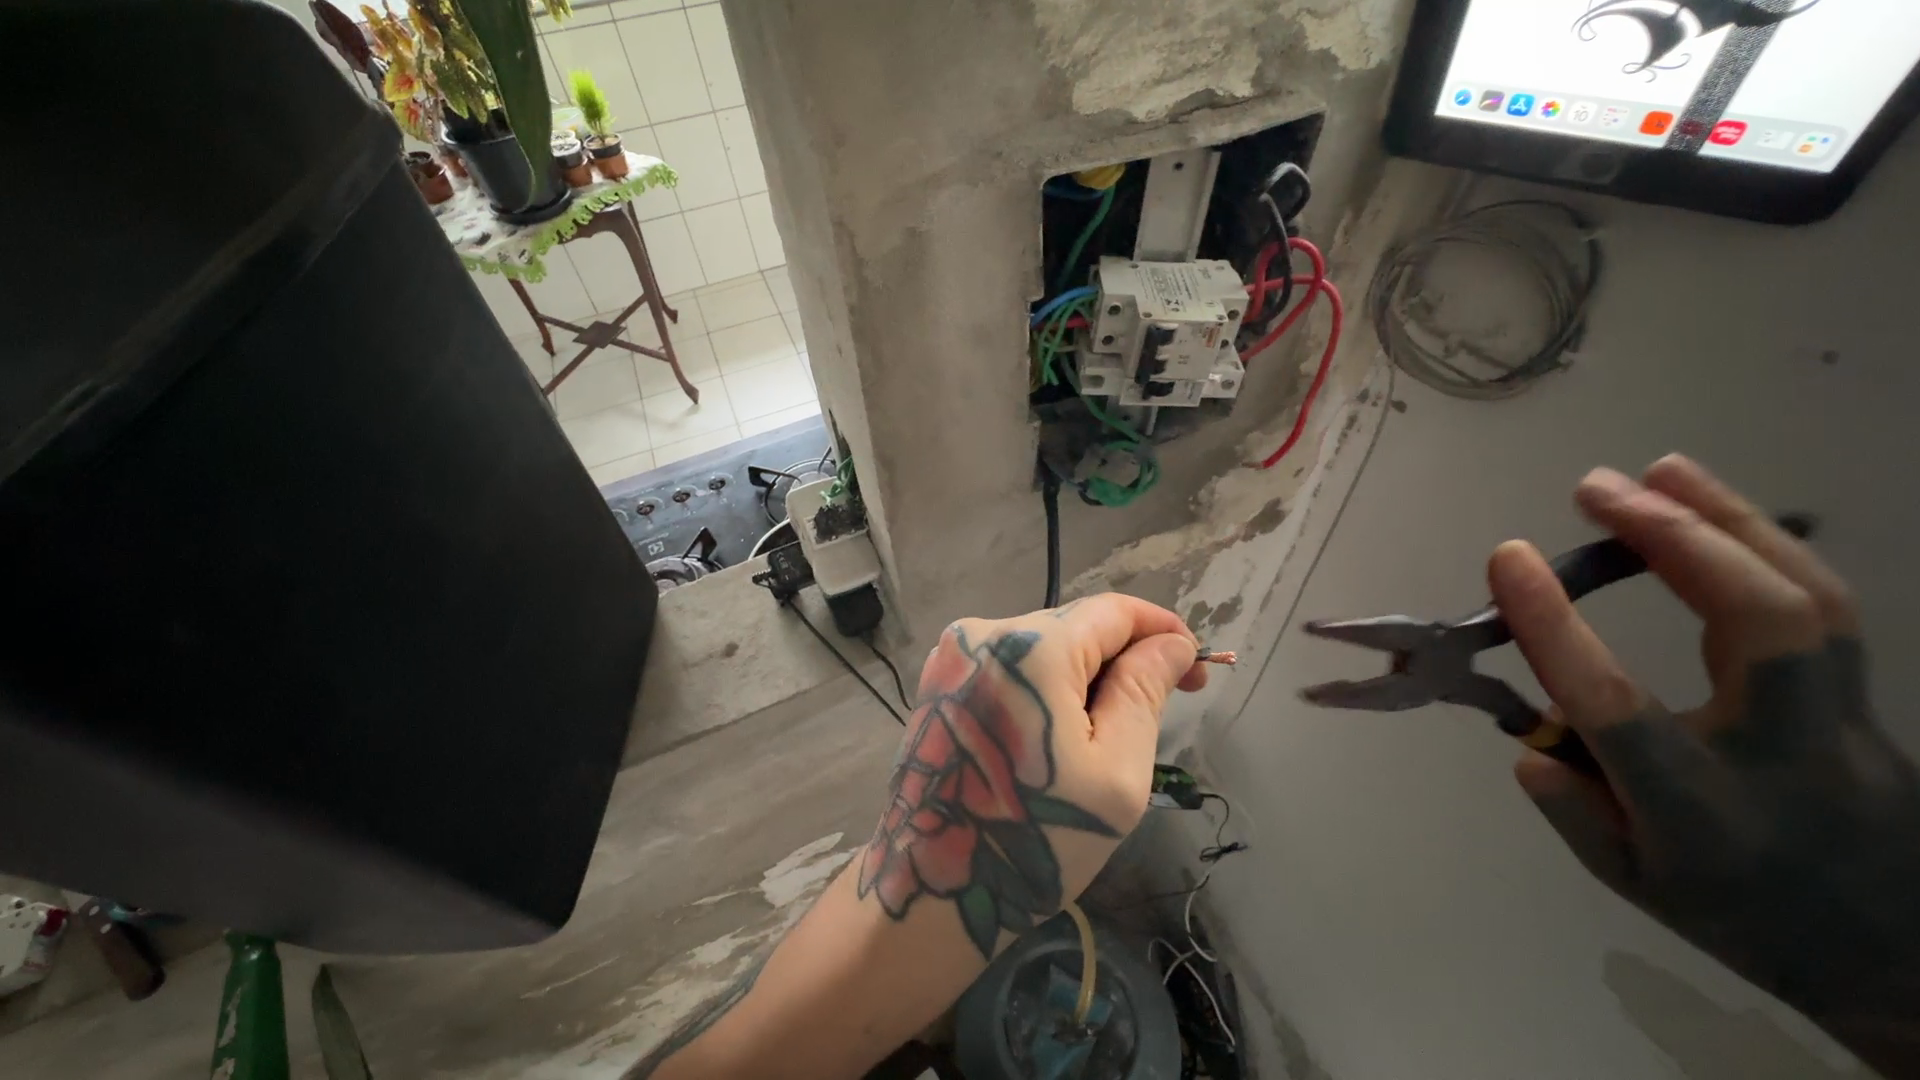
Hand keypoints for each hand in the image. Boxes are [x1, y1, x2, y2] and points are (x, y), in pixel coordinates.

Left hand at [857, 593, 1206, 957]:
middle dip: (1127, 659)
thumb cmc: (1034, 838)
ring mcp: (955, 654)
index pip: (1115, 611)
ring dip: (1087, 677)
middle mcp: (985, 631)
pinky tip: (1059, 736)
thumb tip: (1170, 644)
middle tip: (1163, 711)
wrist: (929, 885)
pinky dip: (1048, 688)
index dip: (1163, 631)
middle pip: (1079, 626)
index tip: (1195, 670)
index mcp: (1031, 647)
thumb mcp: (1114, 772)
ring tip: (1107, 736)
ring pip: (1047, 646)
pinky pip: (1014, 665)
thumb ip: (1143, 693)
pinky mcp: (942, 680)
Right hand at [1490, 455, 1919, 1073]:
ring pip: (1808, 597)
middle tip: (1598, 486)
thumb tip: (1532, 740)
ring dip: (1728, 519)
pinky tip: (1715, 510)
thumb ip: (1572, 810)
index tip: (1507, 558)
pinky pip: (1822, 603)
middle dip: (1677, 539)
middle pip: (1757, 623)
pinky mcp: (1864, 696)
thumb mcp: (1630, 881)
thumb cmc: (1737, 913)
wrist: (1896, 950)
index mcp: (1700, 807)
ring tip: (1658, 470)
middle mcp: (1782, 751)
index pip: (1617, 704)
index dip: (1556, 626)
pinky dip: (1765, 542)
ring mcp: (1841, 718)